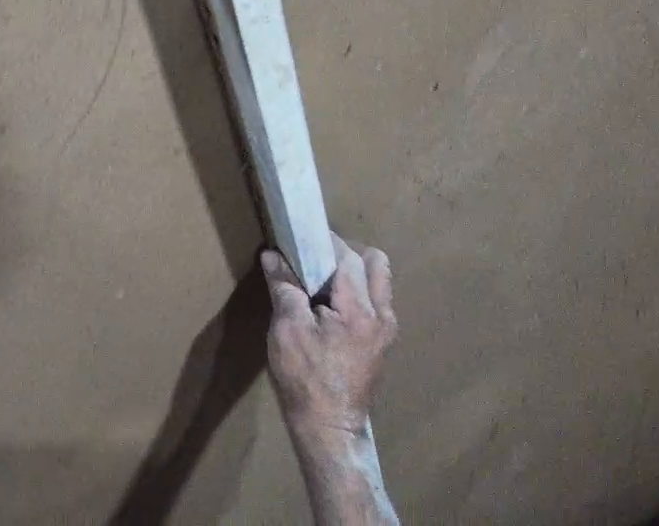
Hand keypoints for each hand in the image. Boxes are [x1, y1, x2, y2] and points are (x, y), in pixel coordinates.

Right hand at [263, 236, 398, 438]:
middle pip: (376, 264)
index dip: (324, 240)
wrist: (329, 426)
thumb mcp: (287, 328)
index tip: (300, 233)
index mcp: (360, 310)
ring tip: (319, 281)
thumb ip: (284, 287)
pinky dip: (355, 292)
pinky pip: (375, 302)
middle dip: (345, 252)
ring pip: (378, 283)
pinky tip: (327, 305)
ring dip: (353, 273)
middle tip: (314, 257)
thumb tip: (273, 256)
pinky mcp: (381, 343)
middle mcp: (382, 316)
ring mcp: (386, 331)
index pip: (348, 257)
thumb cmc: (306, 376)